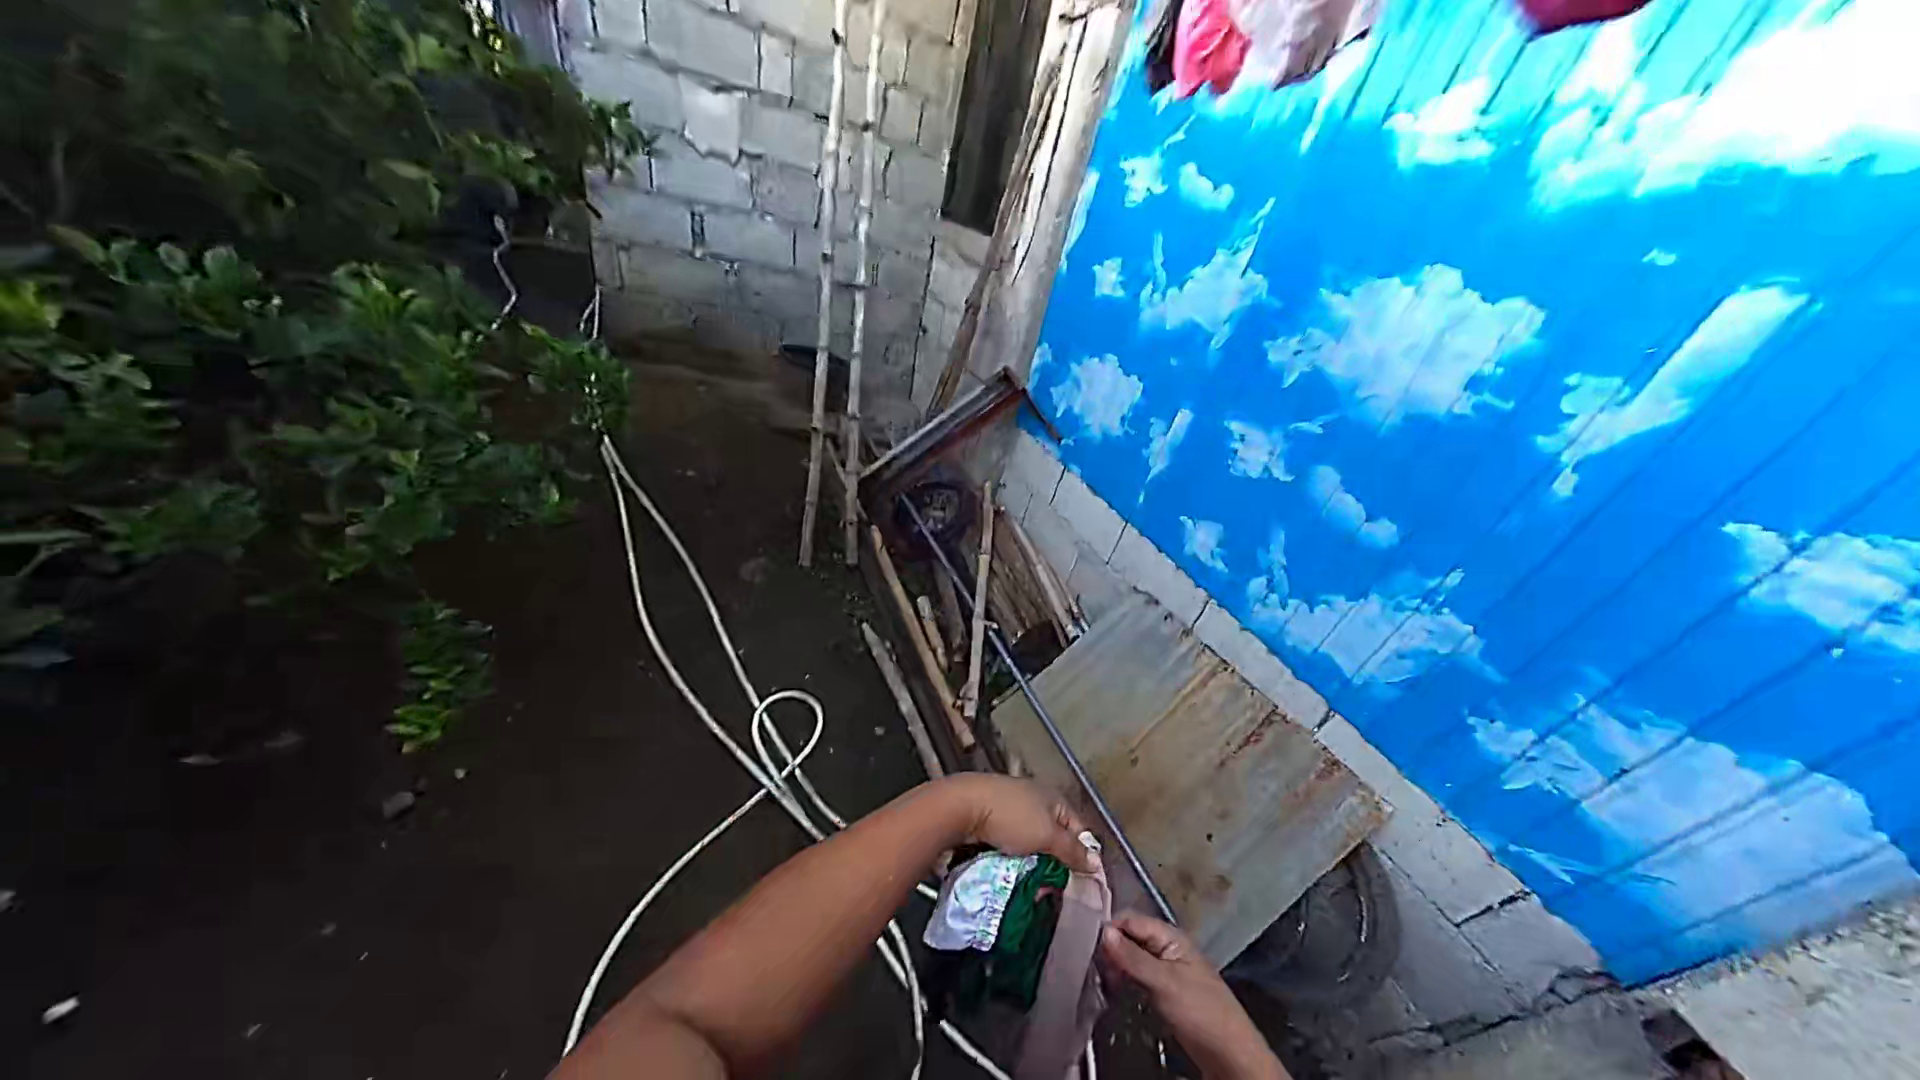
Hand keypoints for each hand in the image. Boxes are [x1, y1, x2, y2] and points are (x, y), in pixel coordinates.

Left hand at [935, 774, 1100, 873]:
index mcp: (1052, 797)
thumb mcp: (1046, 835)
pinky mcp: (990, 820)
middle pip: (1053, 838)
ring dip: (1032, 864)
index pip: (1078, 828)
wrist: (960, 808)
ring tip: (1033, 887)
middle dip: (1055, 863)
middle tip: (1054, 889)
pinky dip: (1013, 859)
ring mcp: (1010, 809)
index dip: (1083, 854)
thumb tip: (1095, 863)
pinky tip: (1012, 875)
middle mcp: (1034, 800)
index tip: (1083, 883)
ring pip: (1031, 844)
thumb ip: (1072, 850)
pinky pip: (1010, 845)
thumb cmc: (1009, 817)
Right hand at [1098, 914, 1288, 1079]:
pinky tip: (1116, 989)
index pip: (1130, 920)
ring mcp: (1167, 969)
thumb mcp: (1164, 983)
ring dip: (1117, 965)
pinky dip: (1126, 979)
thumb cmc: (1201, 1013)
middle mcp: (1167, 947)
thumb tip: (1103, 931)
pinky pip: (1138, 975)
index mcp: (1170, 936)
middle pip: (1130, 936)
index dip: (1110, 929)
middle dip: (1111, 948)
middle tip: (1094, 968)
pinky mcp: (1165, 990)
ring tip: (1102, 980)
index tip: (1089, 947)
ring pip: (1132, 956)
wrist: (1232, 1057)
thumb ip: (1133, 957)